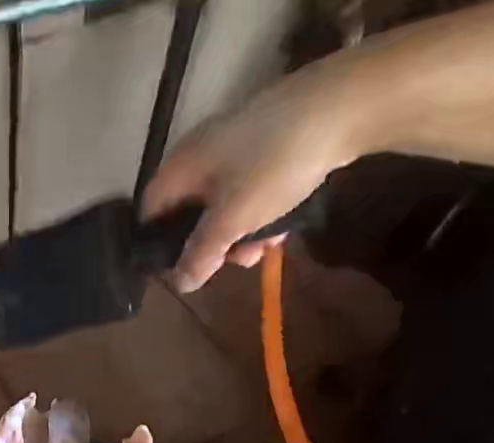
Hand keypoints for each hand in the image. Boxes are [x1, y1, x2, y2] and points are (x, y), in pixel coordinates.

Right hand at [142, 55, 376, 290]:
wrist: (341, 107)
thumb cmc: (273, 166)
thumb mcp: (232, 220)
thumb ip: (202, 255)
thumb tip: (180, 284)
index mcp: (181, 166)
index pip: (151, 211)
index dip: (159, 243)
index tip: (180, 269)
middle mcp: (200, 153)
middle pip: (189, 212)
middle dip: (210, 244)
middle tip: (232, 262)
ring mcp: (234, 145)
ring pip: (223, 203)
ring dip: (239, 233)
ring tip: (263, 248)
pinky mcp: (265, 142)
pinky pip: (249, 188)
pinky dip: (260, 212)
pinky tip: (282, 226)